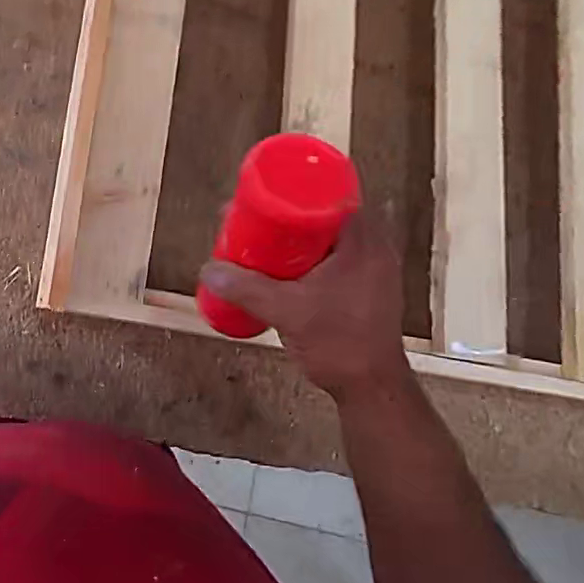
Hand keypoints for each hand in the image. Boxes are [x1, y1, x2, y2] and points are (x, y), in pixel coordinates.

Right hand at [198, 208, 408, 397]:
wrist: (371, 389)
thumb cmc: (339, 344)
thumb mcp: (286, 311)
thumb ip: (245, 289)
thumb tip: (209, 270)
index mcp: (363, 241)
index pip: (330, 197)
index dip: (294, 193)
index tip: (265, 198)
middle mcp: (374, 250)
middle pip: (327, 218)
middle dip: (290, 219)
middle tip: (257, 222)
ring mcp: (374, 272)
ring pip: (331, 242)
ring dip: (300, 242)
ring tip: (266, 246)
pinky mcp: (368, 292)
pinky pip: (335, 262)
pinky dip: (311, 261)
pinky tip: (286, 273)